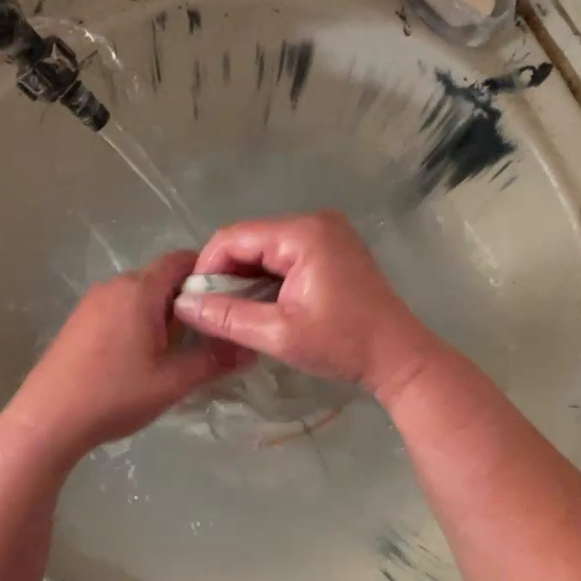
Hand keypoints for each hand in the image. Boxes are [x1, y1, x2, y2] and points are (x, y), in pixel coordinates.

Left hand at [2, 250, 248, 461]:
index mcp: (139, 290)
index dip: (211, 273)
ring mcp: (93, 302)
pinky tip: (143, 359)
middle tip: (210, 336)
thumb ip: (214, 360)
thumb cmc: (114, 395)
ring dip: (165, 315)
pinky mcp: (80, 321)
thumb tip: (251, 349)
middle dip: (190, 300)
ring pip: (142, 295)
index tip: (229, 302)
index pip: (183, 259)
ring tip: (178, 352)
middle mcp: (115, 285)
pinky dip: (141, 323)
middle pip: (163, 278)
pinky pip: (122, 309)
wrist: (47, 420)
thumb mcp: (173, 381)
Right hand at [170, 211, 445, 399]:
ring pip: (265, 250)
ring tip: (233, 315)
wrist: (398, 357)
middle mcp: (315, 222)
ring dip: (246, 280)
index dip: (207, 268)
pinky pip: (285, 257)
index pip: (233, 237)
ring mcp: (327, 234)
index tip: (194, 304)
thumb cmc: (342, 345)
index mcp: (303, 233)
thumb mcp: (279, 334)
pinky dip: (268, 281)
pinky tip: (260, 308)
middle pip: (249, 241)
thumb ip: (227, 317)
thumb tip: (182, 305)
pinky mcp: (333, 250)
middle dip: (226, 276)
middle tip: (212, 314)